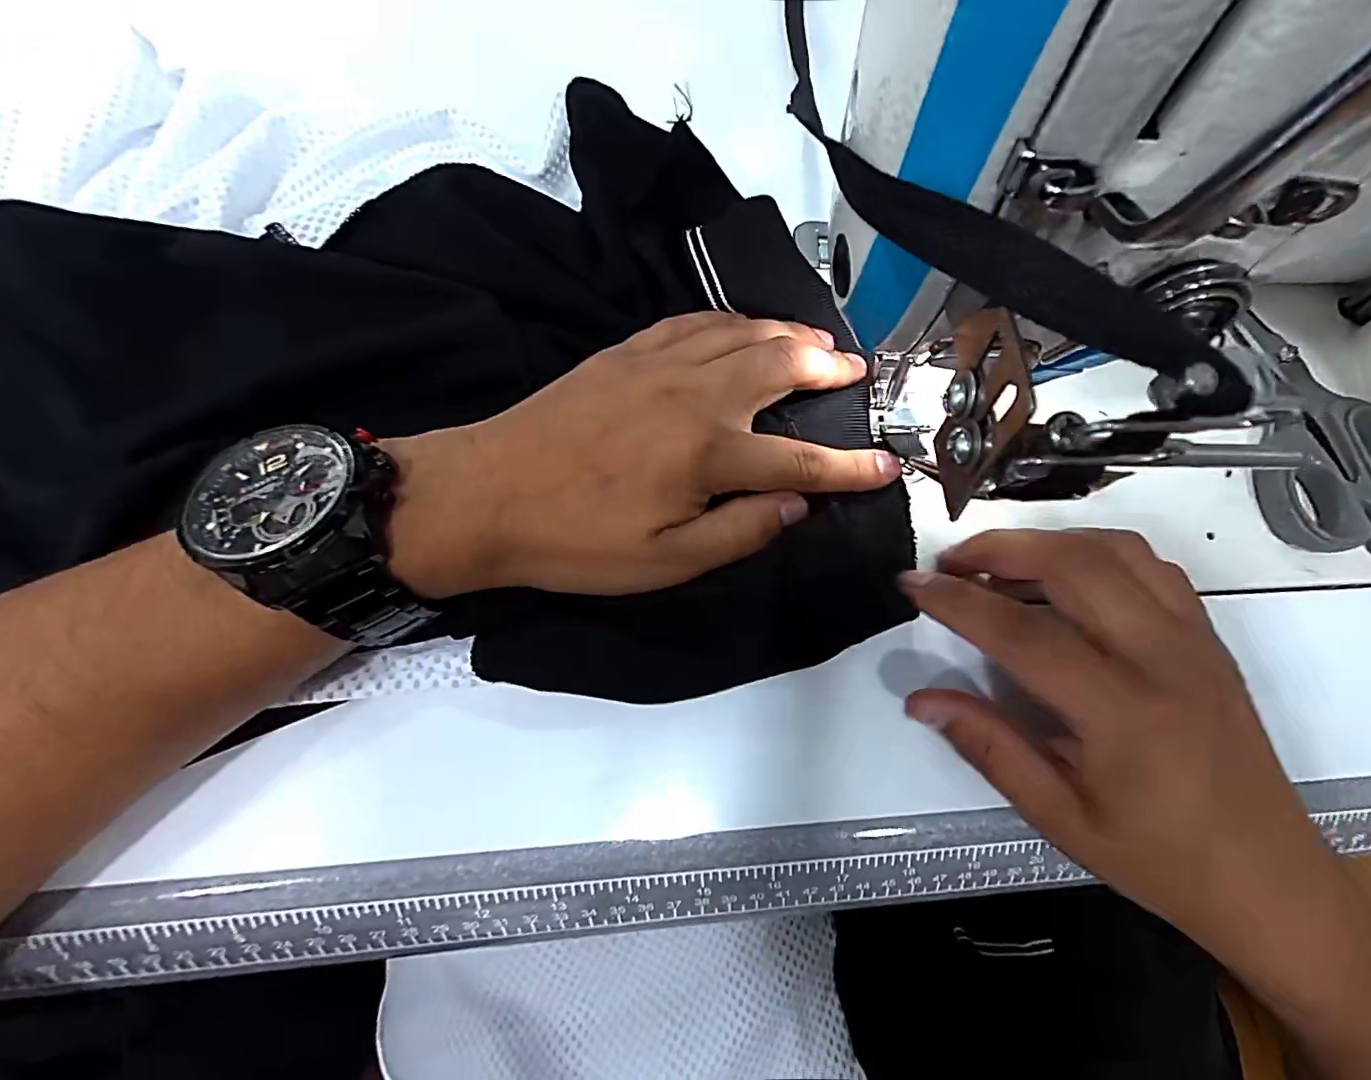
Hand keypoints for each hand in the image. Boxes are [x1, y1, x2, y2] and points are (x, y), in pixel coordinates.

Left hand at [383, 312, 898, 596]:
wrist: (482, 494)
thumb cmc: (576, 540)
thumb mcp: (666, 561)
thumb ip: (740, 530)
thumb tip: (796, 504)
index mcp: (708, 453)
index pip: (802, 459)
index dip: (852, 466)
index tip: (888, 466)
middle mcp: (693, 395)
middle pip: (781, 367)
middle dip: (828, 370)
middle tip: (856, 372)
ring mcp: (657, 364)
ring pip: (742, 332)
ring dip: (788, 334)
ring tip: (818, 343)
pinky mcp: (625, 352)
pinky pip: (694, 322)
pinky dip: (732, 320)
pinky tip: (743, 327)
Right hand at [898, 530, 1370, 1079]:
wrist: (1270, 878)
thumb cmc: (1159, 859)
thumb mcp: (1060, 817)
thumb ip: (989, 746)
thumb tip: (921, 699)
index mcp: (1122, 712)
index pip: (1023, 633)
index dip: (959, 602)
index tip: (912, 584)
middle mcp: (1163, 656)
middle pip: (1073, 565)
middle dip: (1000, 549)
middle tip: (951, 562)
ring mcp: (1194, 637)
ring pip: (1114, 550)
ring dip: (1048, 541)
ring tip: (1000, 561)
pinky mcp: (1208, 635)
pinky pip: (1149, 565)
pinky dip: (1096, 551)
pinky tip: (1066, 575)